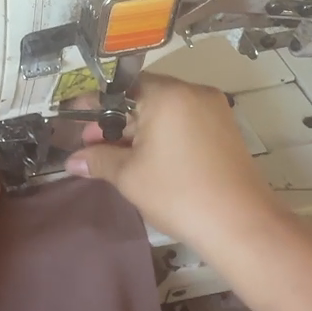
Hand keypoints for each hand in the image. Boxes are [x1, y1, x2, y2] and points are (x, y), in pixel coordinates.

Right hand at [65, 74, 284, 251]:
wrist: (240, 223)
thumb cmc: (177, 192)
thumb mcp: (128, 175)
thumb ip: (97, 160)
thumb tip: (71, 161)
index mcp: (168, 95)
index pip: (122, 86)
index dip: (96, 104)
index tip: (76, 120)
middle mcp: (193, 94)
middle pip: (144, 98)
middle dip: (115, 121)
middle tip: (92, 146)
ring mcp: (214, 112)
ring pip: (164, 113)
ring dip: (138, 131)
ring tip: (115, 158)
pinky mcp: (224, 132)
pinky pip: (183, 124)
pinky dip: (161, 137)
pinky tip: (145, 161)